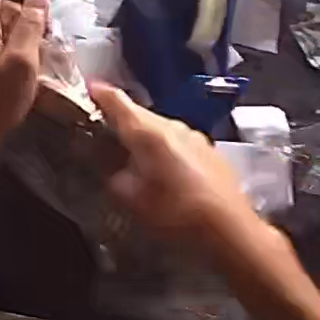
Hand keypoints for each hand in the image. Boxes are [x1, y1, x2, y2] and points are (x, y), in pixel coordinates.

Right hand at [89, 83, 271, 254]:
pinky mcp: (209, 150)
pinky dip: (165, 148)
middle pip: (139, 114)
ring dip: (144, 136)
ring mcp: (194, 136)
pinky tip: (165, 172)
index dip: (99, 93)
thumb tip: (111, 170)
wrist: (231, 230)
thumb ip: (114, 178)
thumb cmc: (176, 215)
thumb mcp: (132, 201)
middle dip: (120, 120)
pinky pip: (178, 141)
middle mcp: (172, 126)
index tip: (88, 89)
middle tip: (104, 133)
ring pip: (160, 127)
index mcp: (148, 133)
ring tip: (133, 157)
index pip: (117, 101)